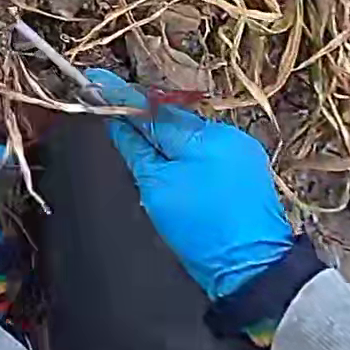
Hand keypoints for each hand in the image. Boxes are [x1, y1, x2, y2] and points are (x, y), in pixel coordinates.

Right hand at [88, 68, 292, 299]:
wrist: (253, 269)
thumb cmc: (200, 234)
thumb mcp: (156, 191)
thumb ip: (135, 149)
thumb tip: (116, 122)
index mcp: (199, 138)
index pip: (151, 110)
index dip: (121, 96)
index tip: (96, 80)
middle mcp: (223, 133)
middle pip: (171, 118)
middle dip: (143, 118)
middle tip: (111, 110)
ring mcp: (239, 146)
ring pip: (188, 132)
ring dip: (165, 136)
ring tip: (143, 147)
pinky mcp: (247, 162)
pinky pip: (207, 146)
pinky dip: (187, 150)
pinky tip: (176, 165)